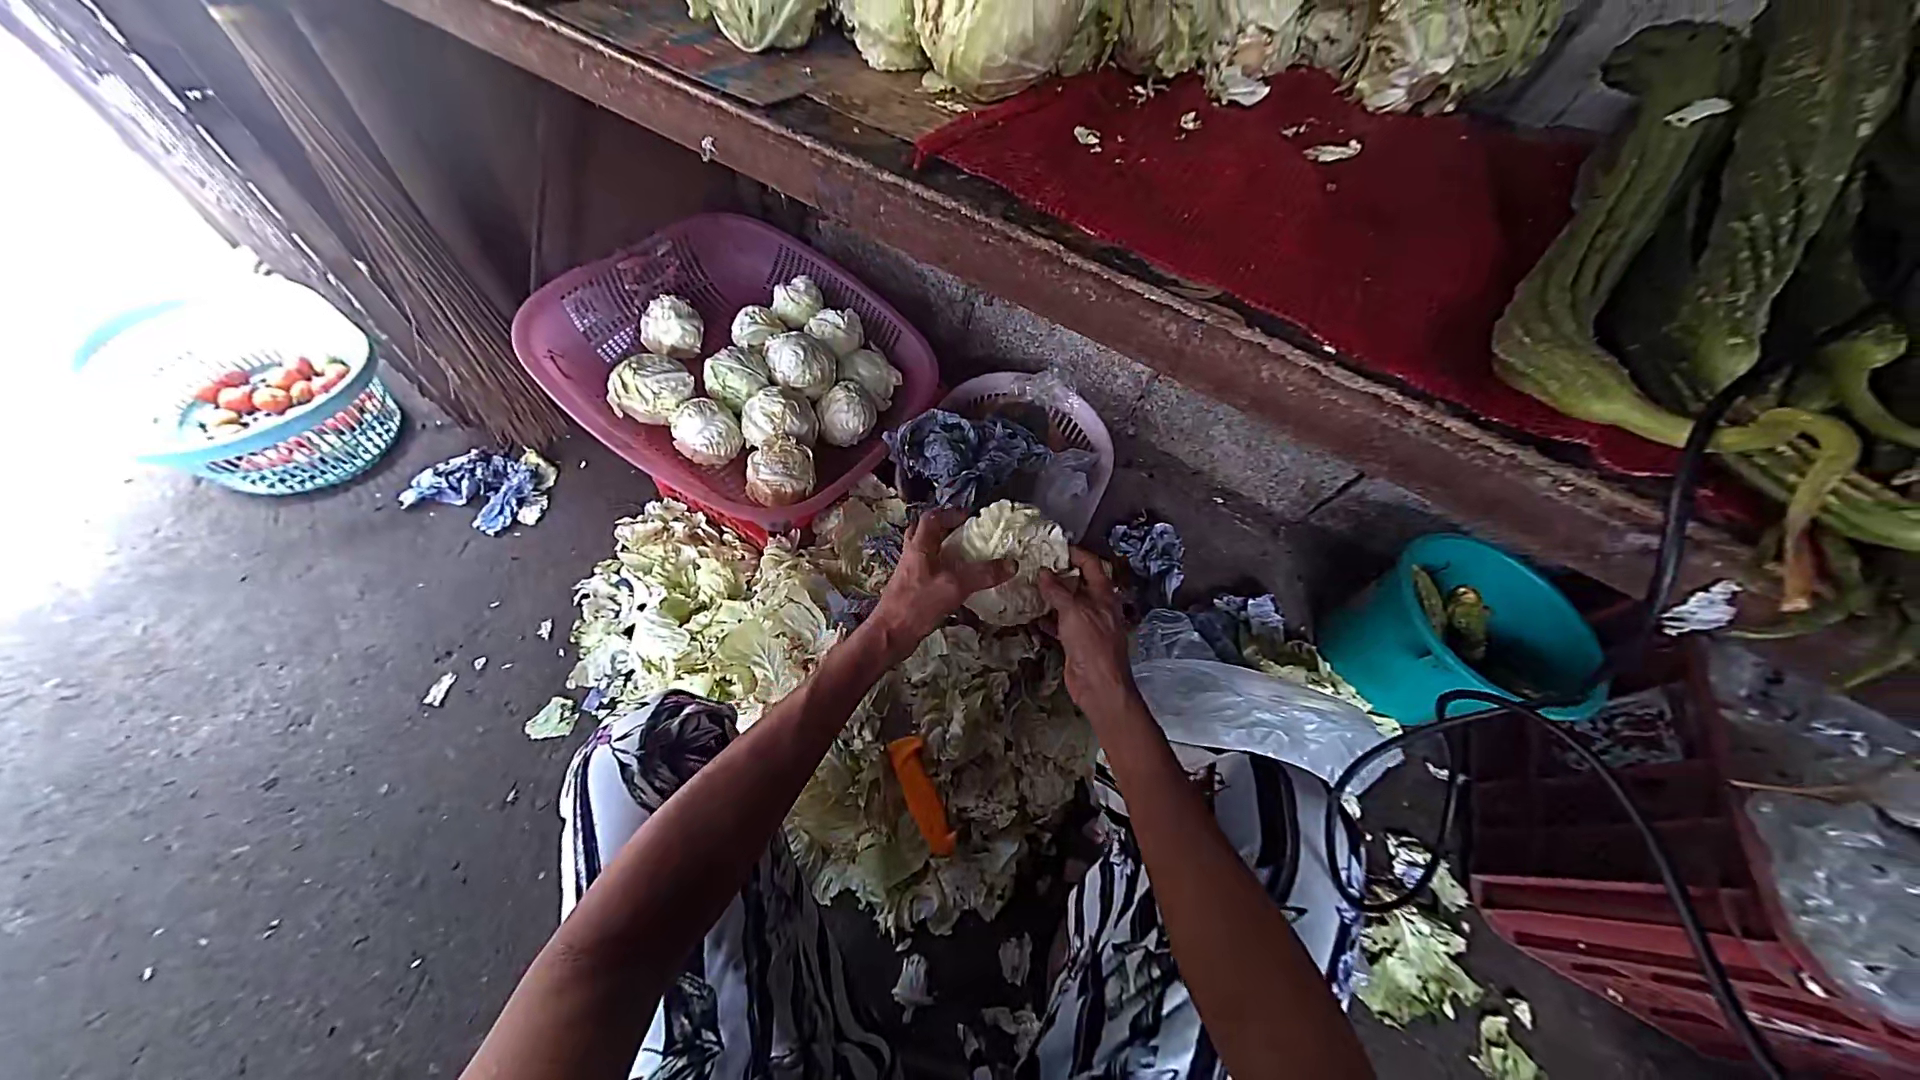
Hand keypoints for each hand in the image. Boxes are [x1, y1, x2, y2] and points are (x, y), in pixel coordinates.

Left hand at [869, 509, 1012, 653]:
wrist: (890, 635)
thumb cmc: (917, 605)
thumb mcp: (954, 586)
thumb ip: (982, 574)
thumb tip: (1012, 564)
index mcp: (919, 547)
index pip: (931, 519)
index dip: (949, 514)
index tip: (969, 517)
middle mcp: (911, 557)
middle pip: (923, 533)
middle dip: (943, 529)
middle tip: (963, 533)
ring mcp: (909, 574)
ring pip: (925, 554)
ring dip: (942, 551)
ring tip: (963, 557)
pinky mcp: (911, 591)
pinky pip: (928, 573)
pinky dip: (942, 573)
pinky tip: (956, 584)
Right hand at [1038, 548, 1134, 710]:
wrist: (1099, 685)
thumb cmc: (1092, 645)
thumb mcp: (1074, 611)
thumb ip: (1058, 591)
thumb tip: (1042, 573)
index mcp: (1104, 594)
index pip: (1091, 564)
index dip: (1075, 553)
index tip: (1054, 549)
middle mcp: (1097, 606)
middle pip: (1078, 583)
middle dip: (1059, 575)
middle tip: (1036, 566)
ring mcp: (1087, 625)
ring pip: (1068, 604)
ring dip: (1051, 596)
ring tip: (1030, 587)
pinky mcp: (1076, 641)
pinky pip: (1060, 624)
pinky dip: (1048, 618)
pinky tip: (1033, 616)